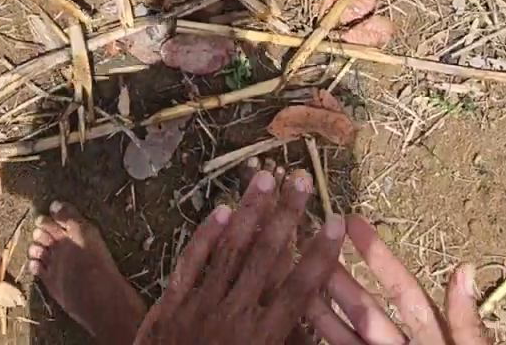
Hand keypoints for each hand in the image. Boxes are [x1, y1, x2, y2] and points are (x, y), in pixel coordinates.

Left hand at [134, 168, 345, 344]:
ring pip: (230, 250)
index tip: (335, 222)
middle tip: (300, 179)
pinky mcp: (171, 304)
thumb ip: (285, 341)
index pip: (297, 290)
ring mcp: (199, 306)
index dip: (318, 256)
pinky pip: (190, 263)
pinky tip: (221, 209)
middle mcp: (233, 316)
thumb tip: (309, 320)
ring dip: (249, 212)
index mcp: (260, 341)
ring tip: (264, 177)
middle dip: (285, 216)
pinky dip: (205, 236)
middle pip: (265, 257)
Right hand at [306, 217, 488, 344]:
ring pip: (347, 336)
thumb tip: (464, 267)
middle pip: (366, 309)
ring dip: (321, 308)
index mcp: (435, 341)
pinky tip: (298, 319)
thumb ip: (466, 326)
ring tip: (294, 277)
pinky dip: (319, 338)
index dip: (378, 256)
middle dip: (337, 276)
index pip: (403, 290)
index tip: (353, 221)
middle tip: (307, 244)